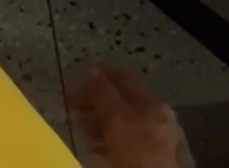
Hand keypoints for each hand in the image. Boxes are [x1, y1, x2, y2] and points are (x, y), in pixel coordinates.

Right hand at [69, 64, 192, 167]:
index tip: (77, 73)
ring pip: (118, 120)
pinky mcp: (145, 158)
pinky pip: (120, 139)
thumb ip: (103, 91)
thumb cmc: (136, 151)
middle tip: (71, 102)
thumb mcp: (116, 117)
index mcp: (154, 104)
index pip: (123, 76)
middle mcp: (156, 118)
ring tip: (79, 124)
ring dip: (95, 118)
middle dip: (93, 99)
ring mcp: (152, 139)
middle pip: (119, 99)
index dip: (100, 72)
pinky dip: (104, 137)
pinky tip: (93, 143)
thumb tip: (91, 70)